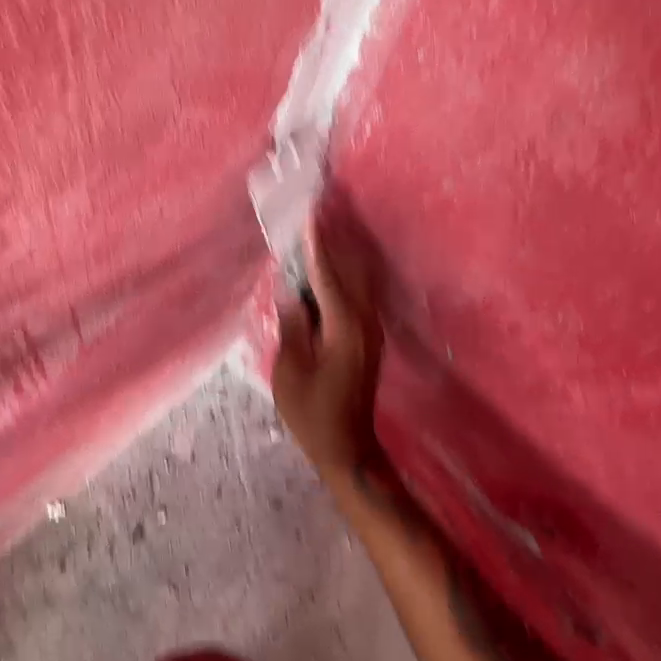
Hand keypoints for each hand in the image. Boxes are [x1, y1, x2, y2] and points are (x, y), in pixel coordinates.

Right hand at [271, 218, 383, 477]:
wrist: (346, 446)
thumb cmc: (312, 413)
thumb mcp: (290, 371)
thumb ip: (293, 326)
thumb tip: (292, 292)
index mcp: (344, 327)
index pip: (327, 274)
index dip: (314, 244)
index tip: (307, 214)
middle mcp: (364, 321)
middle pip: (347, 271)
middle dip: (328, 243)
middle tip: (308, 216)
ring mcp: (370, 329)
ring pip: (354, 281)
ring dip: (334, 259)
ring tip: (312, 237)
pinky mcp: (367, 338)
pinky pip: (354, 296)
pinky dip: (338, 279)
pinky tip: (321, 275)